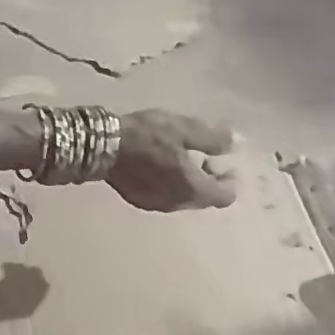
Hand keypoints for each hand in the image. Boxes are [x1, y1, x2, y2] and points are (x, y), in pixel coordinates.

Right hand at [108, 109, 238, 211]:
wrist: (103, 147)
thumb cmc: (147, 135)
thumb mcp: (185, 129)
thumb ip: (212, 140)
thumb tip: (232, 145)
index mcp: (192, 188)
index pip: (223, 197)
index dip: (230, 183)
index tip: (229, 166)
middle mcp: (176, 203)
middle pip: (203, 199)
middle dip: (209, 181)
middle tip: (206, 158)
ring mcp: (156, 205)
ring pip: (183, 199)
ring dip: (189, 184)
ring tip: (182, 161)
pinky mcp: (139, 201)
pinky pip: (164, 198)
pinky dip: (170, 187)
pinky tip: (161, 168)